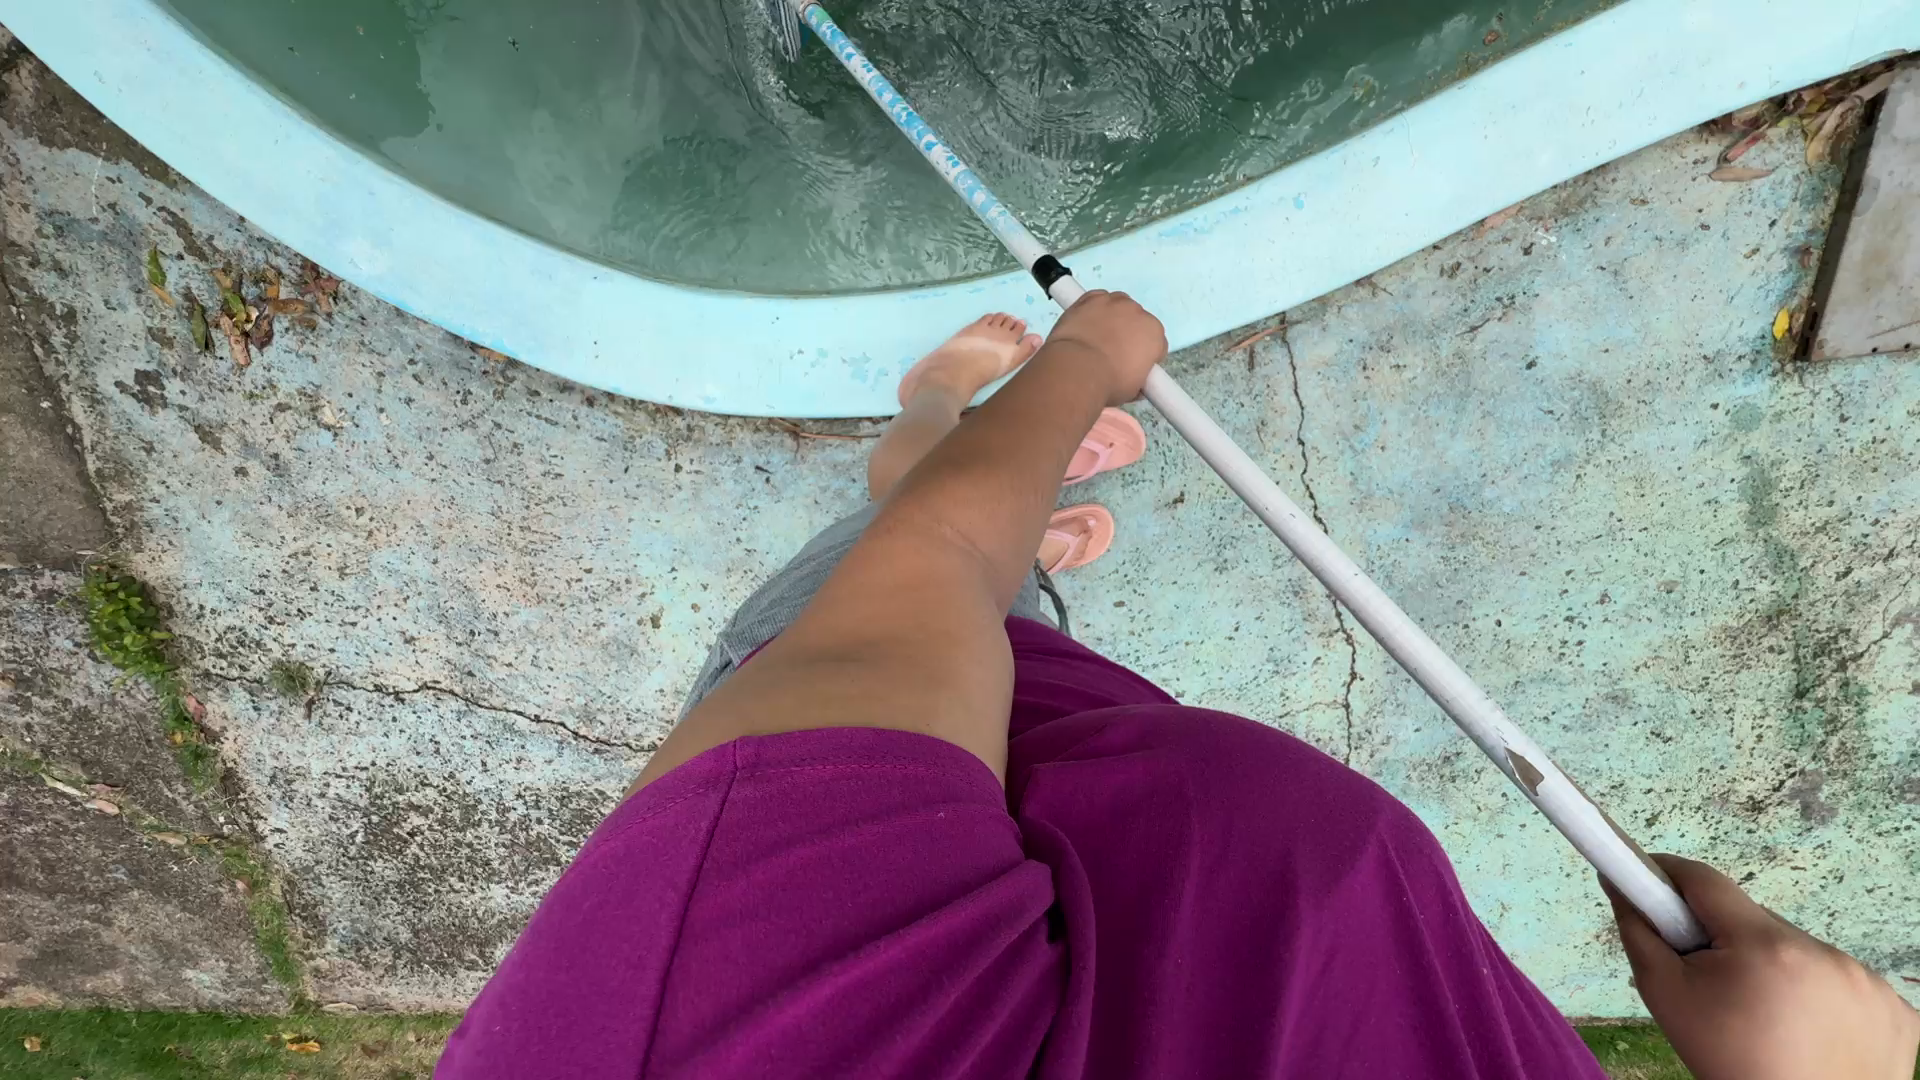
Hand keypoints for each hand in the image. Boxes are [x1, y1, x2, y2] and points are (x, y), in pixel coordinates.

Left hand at [1042, 290, 1166, 405]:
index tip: (1130, 366)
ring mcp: (1114, 302)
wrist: (1076, 371)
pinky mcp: (1090, 297)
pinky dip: (1090, 309)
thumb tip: (1132, 381)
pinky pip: (1095, 299)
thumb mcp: (1132, 390)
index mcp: (1155, 334)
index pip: (1154, 342)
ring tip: (1094, 340)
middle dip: (1126, 335)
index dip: (1142, 355)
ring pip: (1116, 307)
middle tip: (1109, 354)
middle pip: (1135, 322)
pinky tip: (1083, 325)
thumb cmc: (1107, 384)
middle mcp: (1138, 312)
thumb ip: (1138, 378)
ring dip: (1109, 319)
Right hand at [1612, 855, 1918, 1079]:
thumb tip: (1616, 879)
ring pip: (1790, 944)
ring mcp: (1873, 985)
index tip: (1643, 880)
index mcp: (1767, 947)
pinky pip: (1832, 974)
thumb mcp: (1660, 988)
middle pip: (1749, 916)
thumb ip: (1636, 926)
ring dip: (1764, 957)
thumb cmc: (1725, 1056)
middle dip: (1717, 930)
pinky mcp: (1901, 1011)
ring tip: (1753, 1003)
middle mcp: (1827, 956)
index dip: (1667, 873)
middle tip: (1698, 967)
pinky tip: (1797, 1019)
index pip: (1705, 880)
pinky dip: (1807, 984)